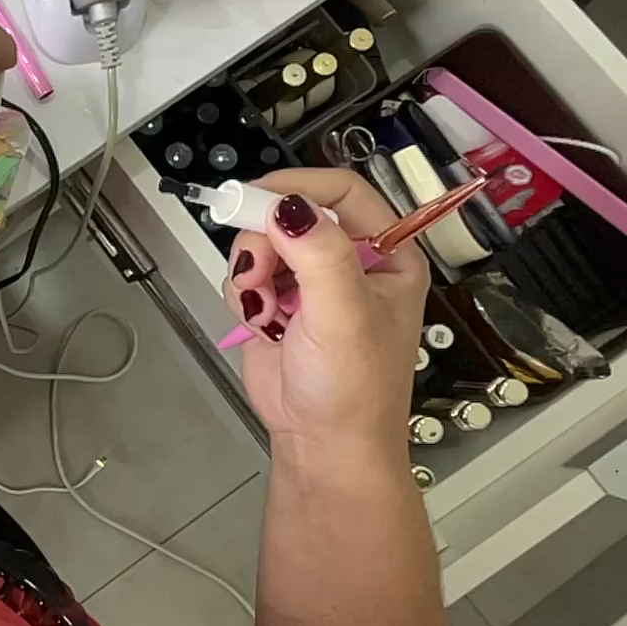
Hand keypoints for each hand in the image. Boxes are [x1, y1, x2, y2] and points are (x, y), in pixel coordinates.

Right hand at [221, 169, 429, 456]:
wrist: (319, 438)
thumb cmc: (353, 387)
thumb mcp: (344, 315)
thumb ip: (319, 255)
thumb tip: (284, 207)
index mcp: (385, 254)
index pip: (341, 193)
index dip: (297, 187)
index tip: (253, 197)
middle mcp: (345, 261)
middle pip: (288, 215)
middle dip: (263, 242)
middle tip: (256, 272)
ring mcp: (306, 281)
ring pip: (258, 243)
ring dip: (250, 274)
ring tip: (265, 311)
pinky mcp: (273, 300)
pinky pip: (243, 274)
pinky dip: (241, 296)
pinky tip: (259, 324)